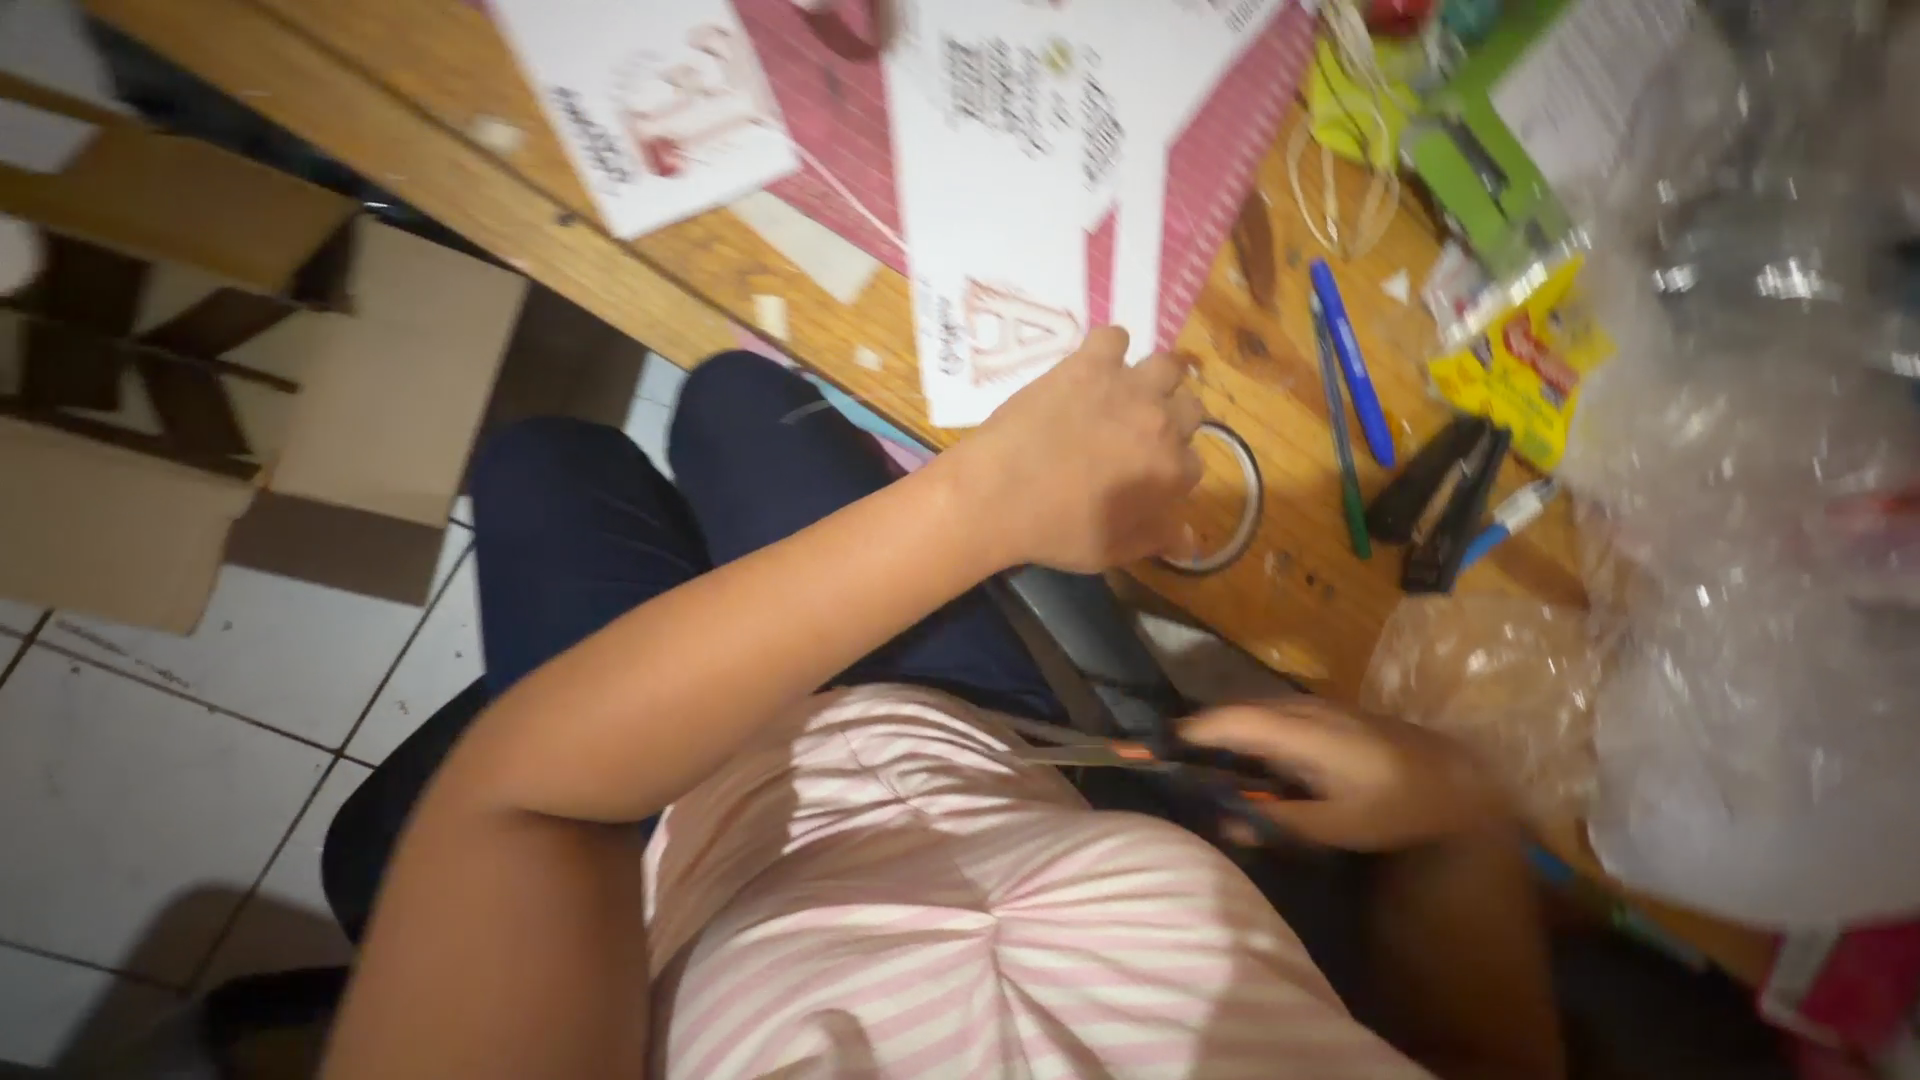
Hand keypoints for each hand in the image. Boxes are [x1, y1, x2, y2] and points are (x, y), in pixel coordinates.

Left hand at [955, 326, 1206, 571]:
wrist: (999, 493)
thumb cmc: (1056, 530)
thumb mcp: (1113, 550)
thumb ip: (1156, 539)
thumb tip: (1190, 542)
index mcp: (1171, 471)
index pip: (1193, 465)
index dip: (1171, 470)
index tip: (1149, 476)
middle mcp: (1161, 423)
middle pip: (1190, 409)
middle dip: (1173, 421)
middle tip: (1139, 433)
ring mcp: (1126, 387)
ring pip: (1168, 366)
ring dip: (1157, 379)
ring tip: (1131, 392)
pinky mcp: (1088, 364)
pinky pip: (1113, 337)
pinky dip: (1107, 347)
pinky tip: (1093, 364)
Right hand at [1181, 699, 1505, 850]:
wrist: (1455, 777)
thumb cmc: (1397, 805)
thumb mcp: (1339, 826)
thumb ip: (1279, 823)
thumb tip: (1224, 821)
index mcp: (1299, 733)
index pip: (1230, 721)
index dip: (1190, 731)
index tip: (1154, 746)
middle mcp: (1300, 709)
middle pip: (1234, 711)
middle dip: (1198, 730)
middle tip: (1167, 757)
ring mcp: (1312, 706)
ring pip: (1252, 710)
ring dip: (1223, 729)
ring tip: (1198, 758)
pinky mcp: (1322, 712)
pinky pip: (1269, 714)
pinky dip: (1246, 730)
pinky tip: (1247, 756)